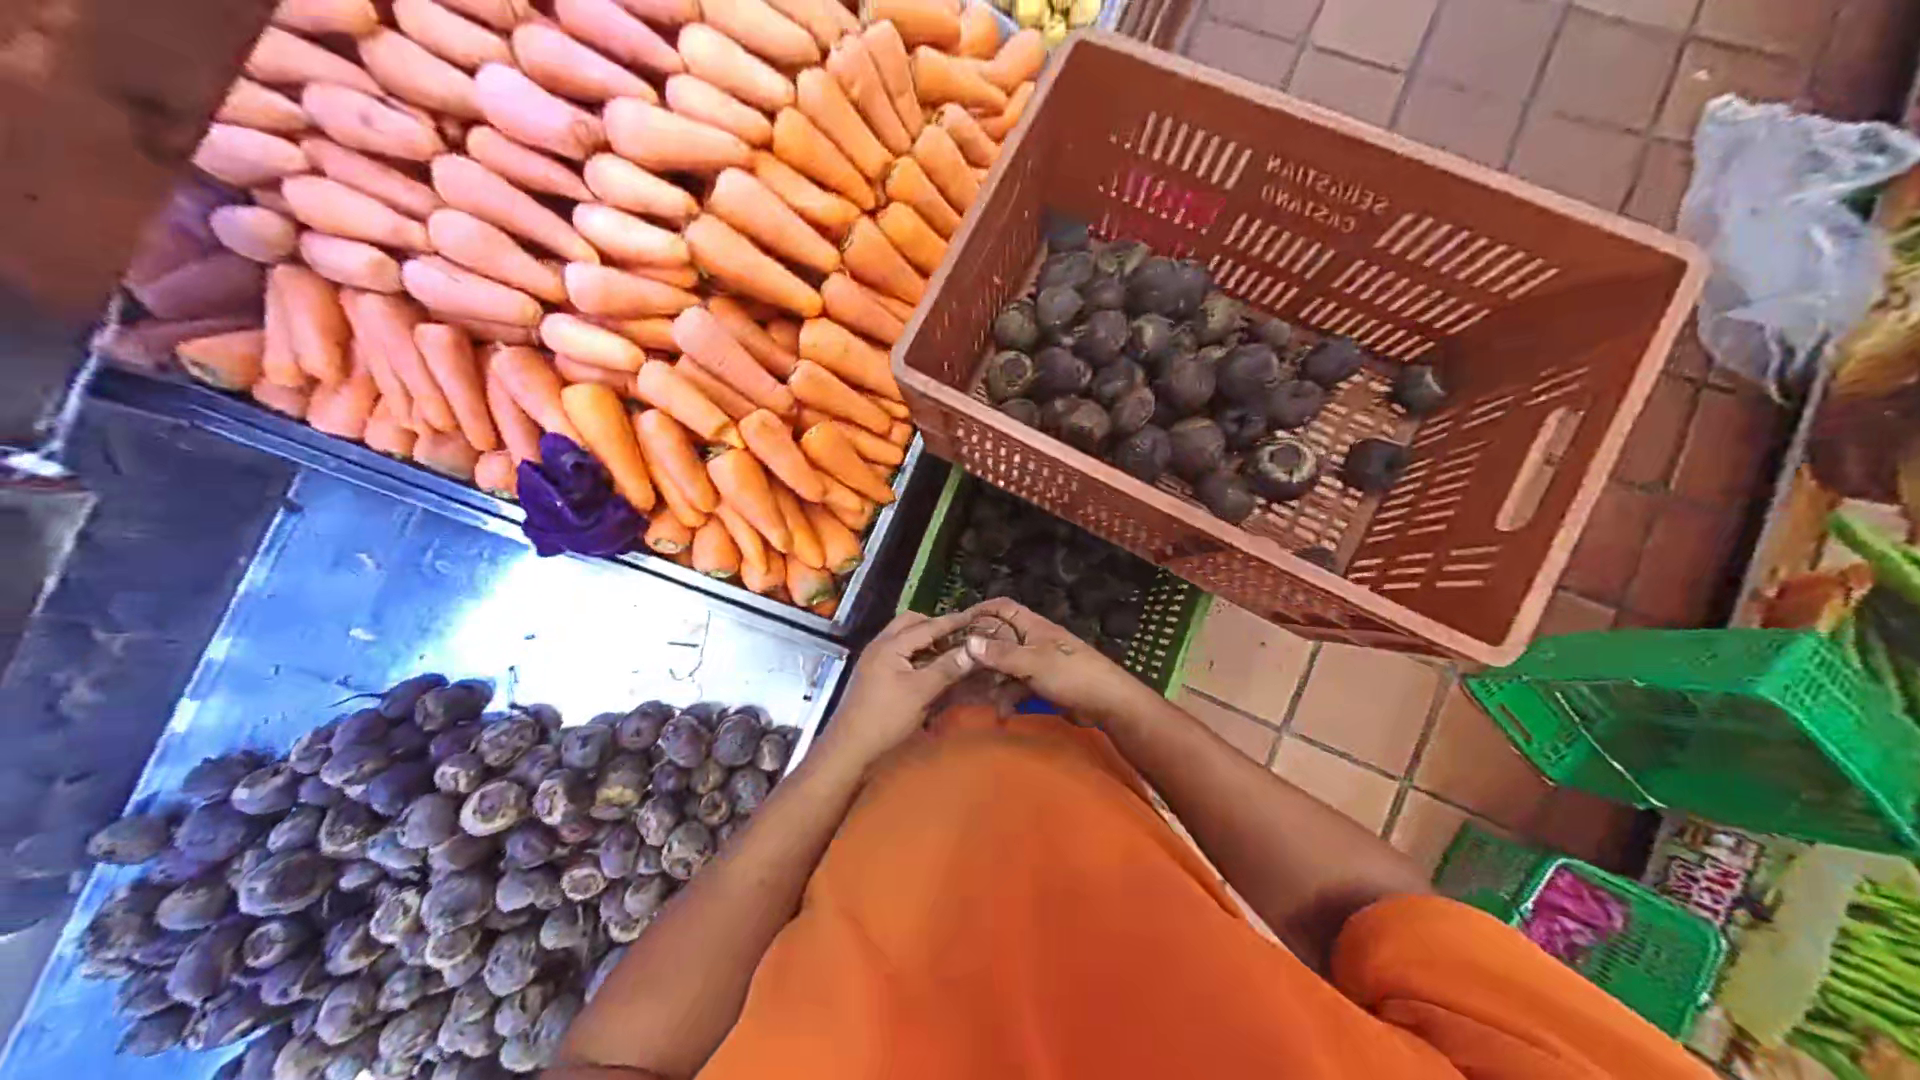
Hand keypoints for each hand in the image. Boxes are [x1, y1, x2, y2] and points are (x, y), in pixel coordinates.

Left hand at [814, 610, 978, 772]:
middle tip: (956, 635)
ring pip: (902, 636)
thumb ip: (947, 668)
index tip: (974, 617)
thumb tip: (973, 650)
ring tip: (946, 650)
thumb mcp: (921, 692)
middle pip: (910, 623)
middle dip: (934, 625)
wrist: (849, 745)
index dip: (952, 622)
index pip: (927, 626)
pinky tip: (927, 666)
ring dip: (924, 638)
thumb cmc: (886, 717)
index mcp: (890, 645)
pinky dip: (914, 651)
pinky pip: (897, 650)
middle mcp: (879, 645)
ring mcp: (873, 658)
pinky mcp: (872, 672)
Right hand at [960, 599, 1152, 725]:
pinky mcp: (1043, 685)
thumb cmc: (1072, 674)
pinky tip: (1001, 713)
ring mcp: (1038, 664)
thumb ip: (1000, 654)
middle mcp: (1033, 641)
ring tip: (973, 697)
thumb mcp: (1033, 663)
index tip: (957, 624)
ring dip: (992, 682)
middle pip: (999, 640)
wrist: (1109, 704)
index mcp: (1033, 627)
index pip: (1003, 608)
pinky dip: (1008, 698)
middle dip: (980, 653)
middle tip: (956, 667)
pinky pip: (1017, 687)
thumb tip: (967, 643)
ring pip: (1005, 667)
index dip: (981, 611)